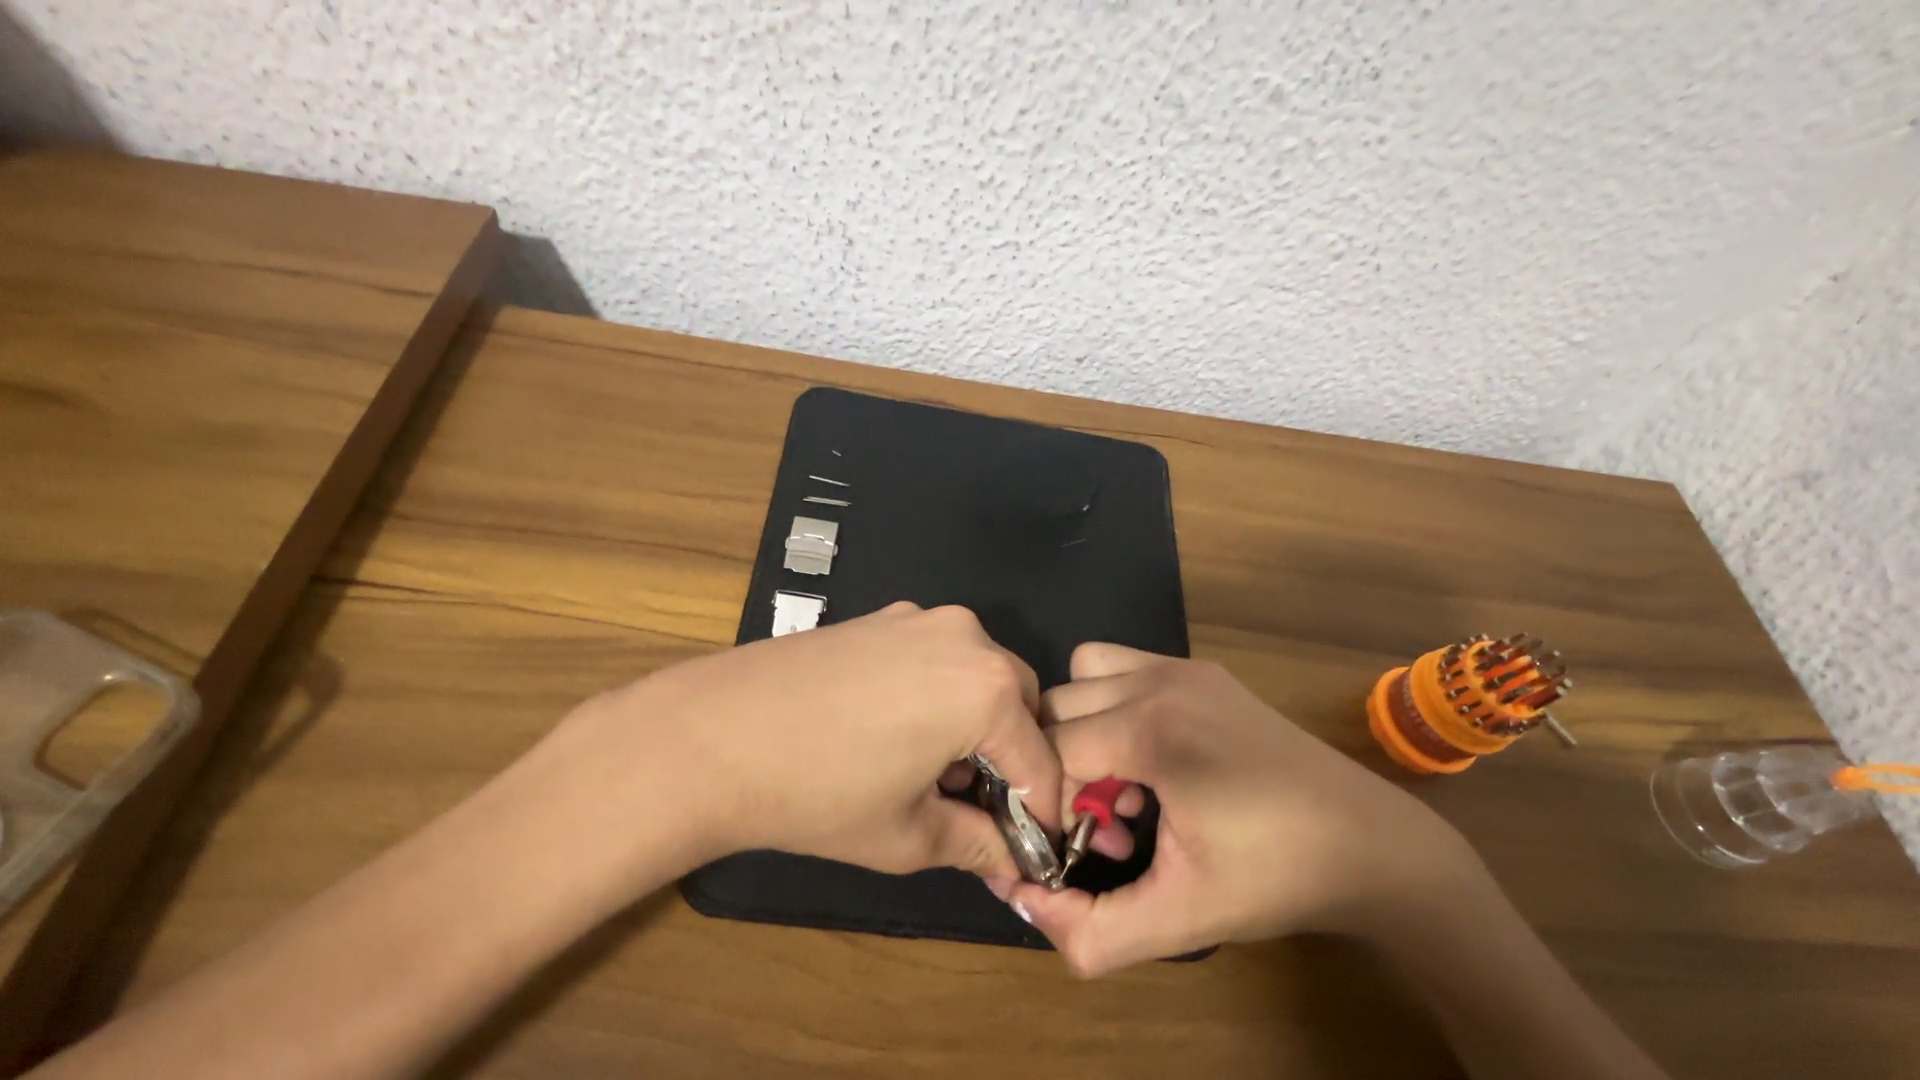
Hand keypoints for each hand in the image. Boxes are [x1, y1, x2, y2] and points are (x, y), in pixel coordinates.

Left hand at [529, 602, 1060, 894]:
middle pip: (1018, 705)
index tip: (1034, 846)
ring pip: (978, 676)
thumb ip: (977, 845)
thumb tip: (1013, 860)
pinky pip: (936, 657)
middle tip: (980, 807)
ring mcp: (918, 618)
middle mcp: (965, 637)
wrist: (711, 736)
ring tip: (935, 771)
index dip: (1043, 811)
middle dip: (1012, 756)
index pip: (1042, 758)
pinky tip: (896, 732)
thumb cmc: (819, 794)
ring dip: (976, 722)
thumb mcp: (908, 836)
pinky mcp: (880, 617)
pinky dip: (939, 694)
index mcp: (986, 688)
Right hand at [1009, 643, 1481, 975]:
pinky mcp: (1203, 672)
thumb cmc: (1274, 879)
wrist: (1370, 843)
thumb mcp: (1178, 919)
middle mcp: (1158, 680)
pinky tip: (1151, 762)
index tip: (1083, 850)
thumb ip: (1087, 928)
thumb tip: (1018, 896)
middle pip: (1056, 708)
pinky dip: (1112, 706)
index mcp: (1149, 729)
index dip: (1050, 808)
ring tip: (1123, 784)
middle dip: (1063, 770)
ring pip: (1083, 675)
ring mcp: (1183, 668)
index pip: (1048, 752)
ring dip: (1081, 727)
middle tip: (1107, 827)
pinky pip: (1123, 669)